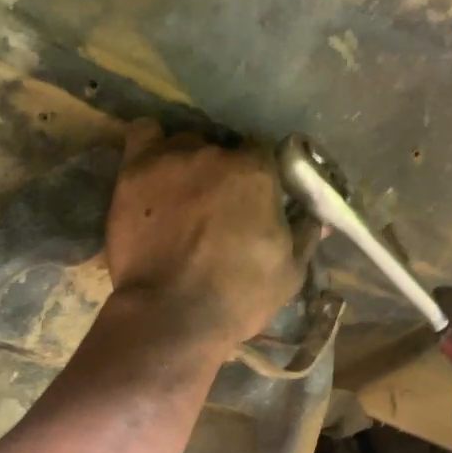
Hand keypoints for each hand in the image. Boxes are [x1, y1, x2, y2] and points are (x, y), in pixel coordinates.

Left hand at [104, 119, 301, 348]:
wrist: (171, 317)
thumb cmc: (238, 299)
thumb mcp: (289, 273)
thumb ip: (304, 235)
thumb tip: (317, 217)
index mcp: (257, 172)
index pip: (264, 152)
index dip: (261, 176)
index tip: (256, 200)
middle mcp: (214, 152)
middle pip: (223, 147)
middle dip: (224, 172)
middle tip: (218, 207)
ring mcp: (170, 158)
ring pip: (185, 143)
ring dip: (188, 162)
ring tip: (182, 195)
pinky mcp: (133, 172)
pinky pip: (143, 135)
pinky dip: (151, 147)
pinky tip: (155, 172)